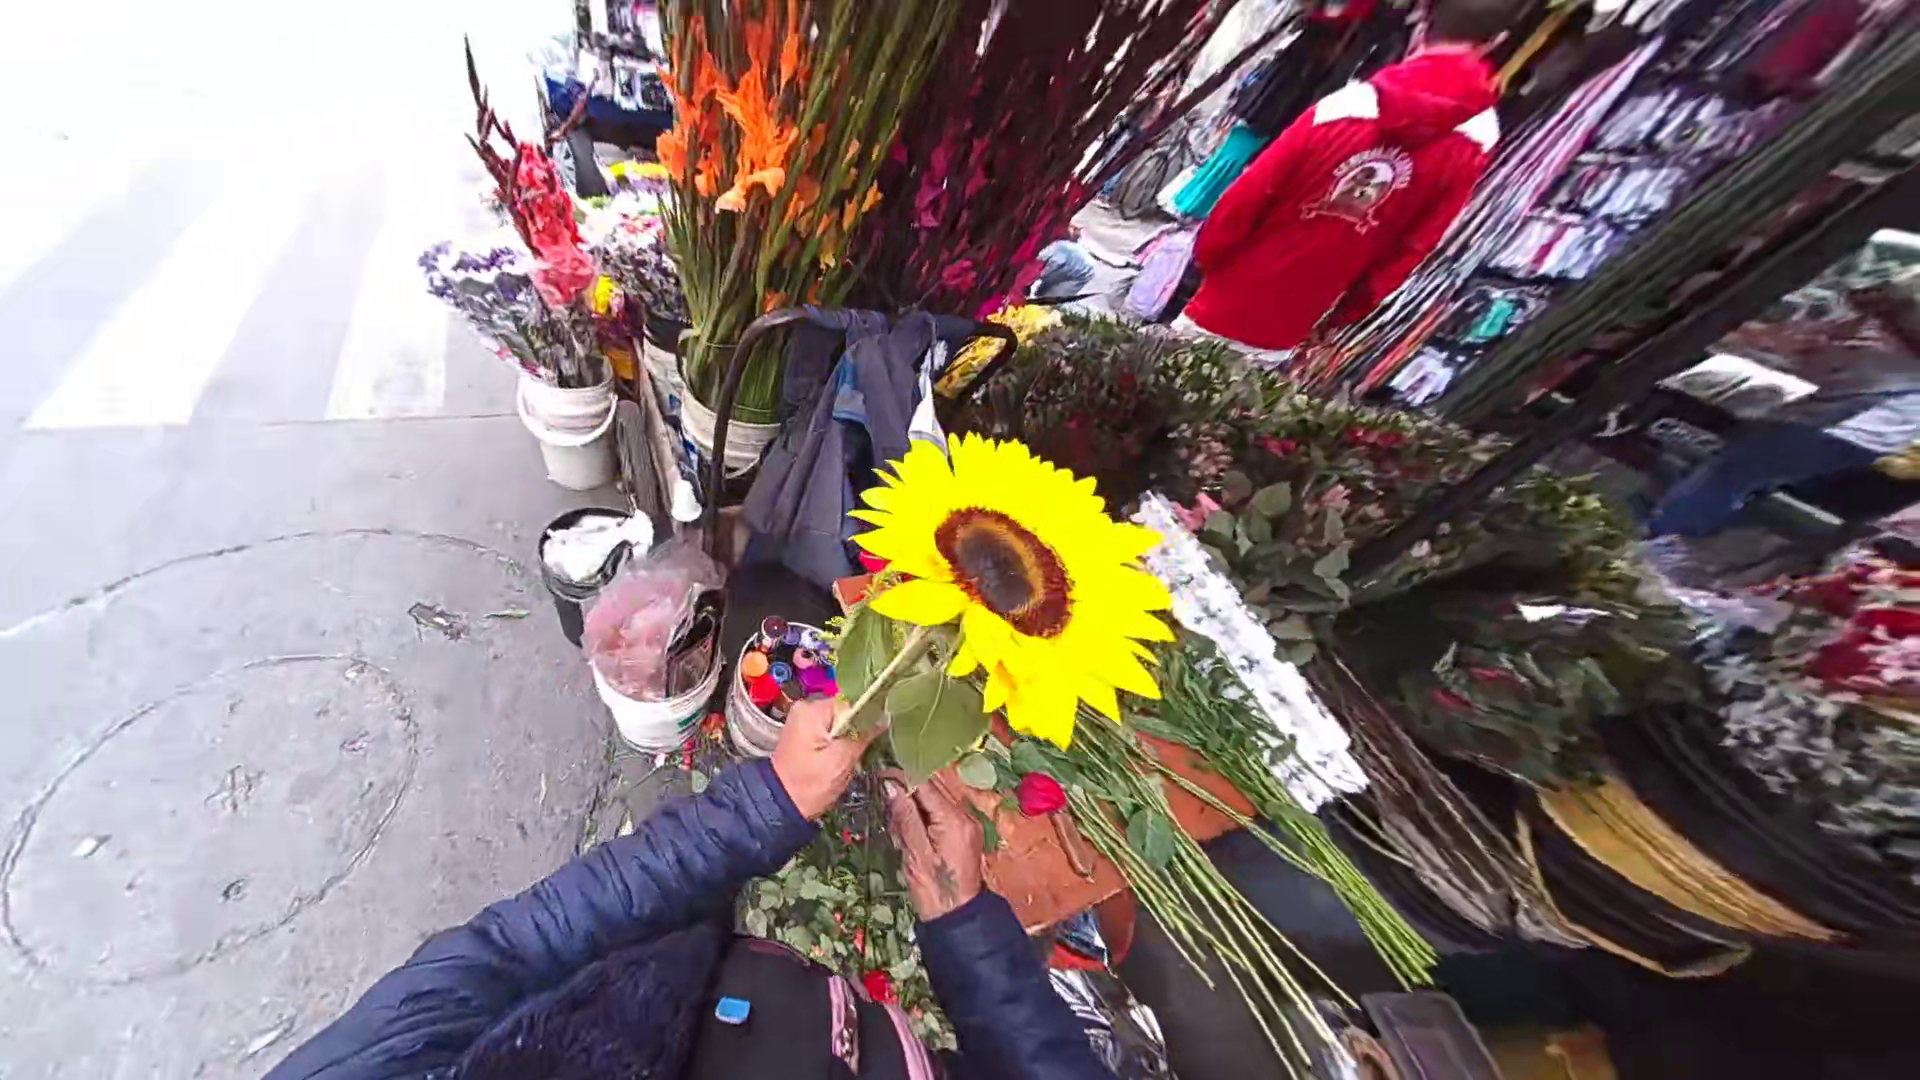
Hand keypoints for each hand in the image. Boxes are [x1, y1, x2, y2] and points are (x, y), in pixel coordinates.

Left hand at [771, 697, 875, 820]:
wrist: (779, 808)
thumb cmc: (809, 785)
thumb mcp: (841, 760)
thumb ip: (863, 734)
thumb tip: (885, 715)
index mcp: (812, 710)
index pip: (852, 702)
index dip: (868, 717)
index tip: (877, 733)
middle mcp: (806, 708)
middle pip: (846, 710)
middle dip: (858, 729)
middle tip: (862, 751)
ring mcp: (804, 720)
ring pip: (841, 721)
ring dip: (850, 737)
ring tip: (851, 757)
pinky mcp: (805, 732)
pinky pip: (832, 729)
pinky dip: (840, 741)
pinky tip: (841, 757)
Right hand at [884, 769, 984, 920]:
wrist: (957, 920)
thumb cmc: (934, 891)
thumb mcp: (915, 854)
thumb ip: (905, 816)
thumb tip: (890, 785)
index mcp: (955, 820)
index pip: (926, 785)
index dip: (903, 777)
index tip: (881, 774)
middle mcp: (965, 815)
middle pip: (933, 788)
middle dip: (908, 789)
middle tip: (885, 796)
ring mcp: (967, 822)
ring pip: (936, 798)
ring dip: (915, 802)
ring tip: (897, 823)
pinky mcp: (965, 830)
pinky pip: (942, 811)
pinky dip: (924, 814)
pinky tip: (910, 829)